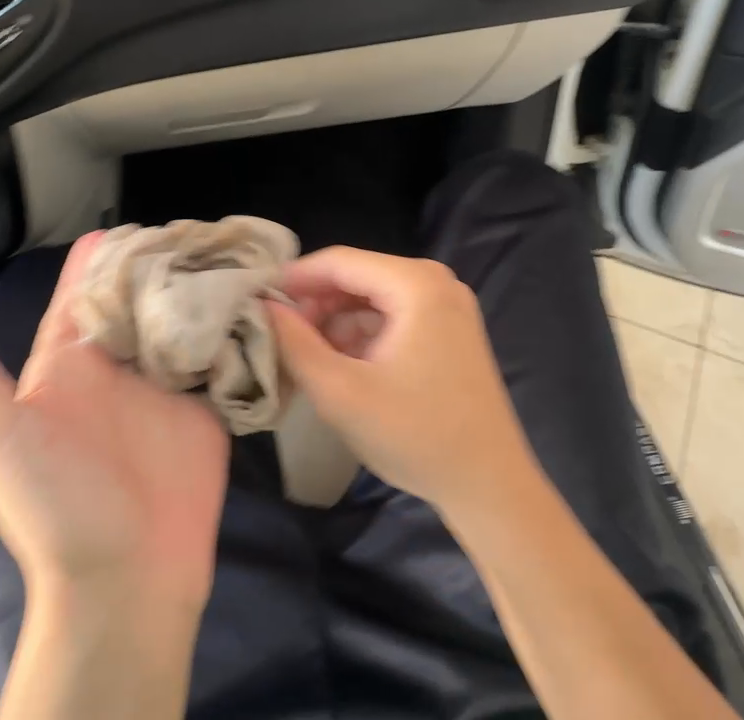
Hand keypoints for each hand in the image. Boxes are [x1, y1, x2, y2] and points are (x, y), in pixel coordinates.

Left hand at [0, 233, 229, 613]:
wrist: (124, 575)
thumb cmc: (54, 502)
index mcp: (67, 364)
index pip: (85, 294)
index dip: (103, 258)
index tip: (131, 222)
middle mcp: (117, 366)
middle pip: (144, 296)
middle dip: (166, 261)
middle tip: (202, 228)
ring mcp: (167, 385)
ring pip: (187, 317)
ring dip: (205, 287)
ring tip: (236, 250)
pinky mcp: (209, 405)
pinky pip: (224, 352)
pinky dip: (237, 325)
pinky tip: (259, 295)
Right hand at [266, 247, 536, 515]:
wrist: (488, 483)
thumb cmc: (415, 434)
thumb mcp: (341, 392)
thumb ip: (295, 344)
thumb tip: (264, 308)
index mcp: (417, 284)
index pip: (340, 261)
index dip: (294, 278)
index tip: (255, 300)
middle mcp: (437, 283)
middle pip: (359, 277)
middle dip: (315, 303)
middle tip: (277, 335)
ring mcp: (448, 308)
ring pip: (374, 299)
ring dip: (335, 322)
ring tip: (300, 355)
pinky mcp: (450, 333)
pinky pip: (394, 318)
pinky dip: (362, 336)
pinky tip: (337, 364)